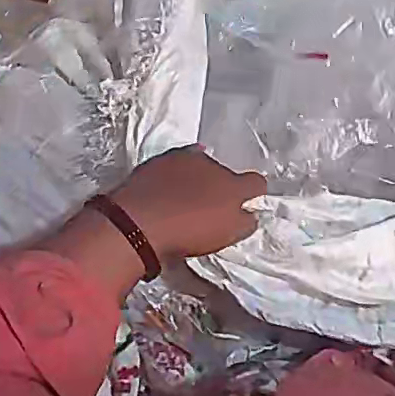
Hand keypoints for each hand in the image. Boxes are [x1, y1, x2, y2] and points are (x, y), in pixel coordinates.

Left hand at [111, 146, 265, 257]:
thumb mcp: (225, 236)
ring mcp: (183, 159)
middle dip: (219, 186)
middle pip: (224, 173)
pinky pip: (173, 164)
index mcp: (233, 186)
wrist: (138, 223)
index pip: (256, 182)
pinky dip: (173, 174)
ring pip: (198, 165)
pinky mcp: (158, 160)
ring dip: (196, 177)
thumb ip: (244, 223)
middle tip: (207, 207)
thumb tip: (250, 215)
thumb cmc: (187, 233)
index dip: (254, 192)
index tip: (247, 200)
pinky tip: (166, 187)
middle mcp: (212, 165)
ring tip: (183, 198)